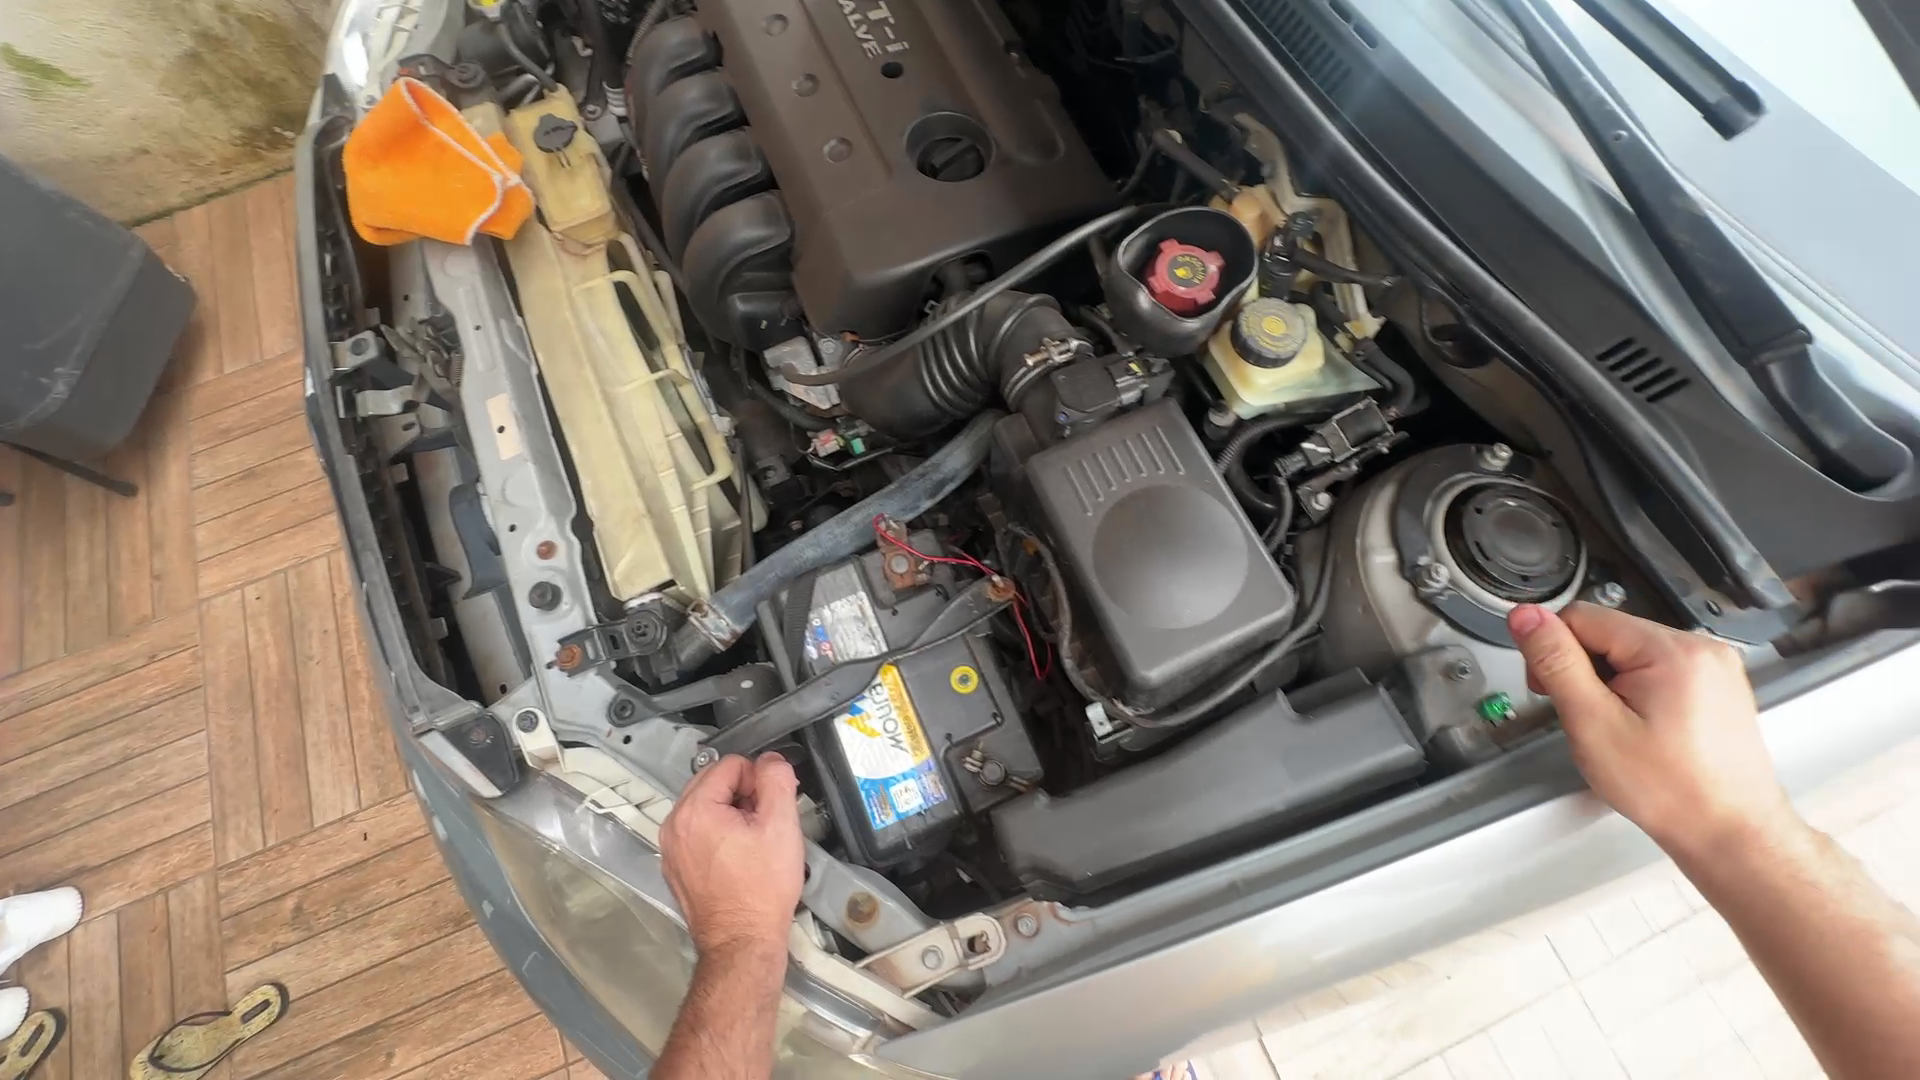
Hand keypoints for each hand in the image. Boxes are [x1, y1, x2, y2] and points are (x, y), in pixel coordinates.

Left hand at [660, 753, 804, 956]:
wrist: (743, 943)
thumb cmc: (762, 888)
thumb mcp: (781, 824)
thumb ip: (777, 779)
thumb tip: (771, 761)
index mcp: (695, 810)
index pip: (731, 764)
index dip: (758, 779)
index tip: (769, 807)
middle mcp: (674, 826)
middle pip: (714, 781)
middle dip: (743, 793)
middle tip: (764, 823)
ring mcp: (671, 849)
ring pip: (707, 806)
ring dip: (732, 812)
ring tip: (753, 841)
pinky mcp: (676, 868)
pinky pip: (699, 831)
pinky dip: (720, 833)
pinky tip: (739, 856)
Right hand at [1508, 602, 1798, 858]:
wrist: (1731, 834)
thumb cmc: (1666, 787)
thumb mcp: (1591, 721)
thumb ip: (1555, 661)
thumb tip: (1525, 616)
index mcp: (1672, 651)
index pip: (1579, 617)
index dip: (1552, 652)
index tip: (1556, 693)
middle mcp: (1700, 648)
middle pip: (1602, 631)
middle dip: (1578, 666)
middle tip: (1584, 715)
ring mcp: (1713, 665)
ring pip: (1623, 649)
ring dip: (1603, 680)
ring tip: (1613, 723)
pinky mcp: (1714, 682)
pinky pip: (1649, 665)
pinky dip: (1629, 688)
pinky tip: (1636, 721)